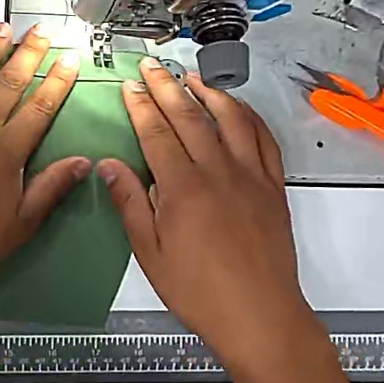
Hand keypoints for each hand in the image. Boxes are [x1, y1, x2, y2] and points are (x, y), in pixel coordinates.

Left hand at [0, 23, 91, 340]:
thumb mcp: (19, 225)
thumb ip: (51, 189)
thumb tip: (85, 161)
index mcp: (6, 150)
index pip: (40, 107)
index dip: (57, 81)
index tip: (70, 59)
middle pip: (8, 82)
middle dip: (28, 53)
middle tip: (41, 29)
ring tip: (1, 27)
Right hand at [98, 59, 326, 375]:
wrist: (259, 315)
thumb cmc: (198, 290)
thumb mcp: (150, 253)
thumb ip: (130, 203)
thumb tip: (109, 165)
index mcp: (183, 188)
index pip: (156, 133)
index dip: (141, 106)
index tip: (130, 86)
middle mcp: (218, 171)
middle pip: (190, 117)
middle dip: (167, 88)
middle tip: (153, 68)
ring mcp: (251, 175)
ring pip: (231, 120)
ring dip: (210, 93)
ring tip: (192, 78)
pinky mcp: (273, 186)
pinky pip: (265, 140)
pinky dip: (250, 117)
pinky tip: (239, 108)